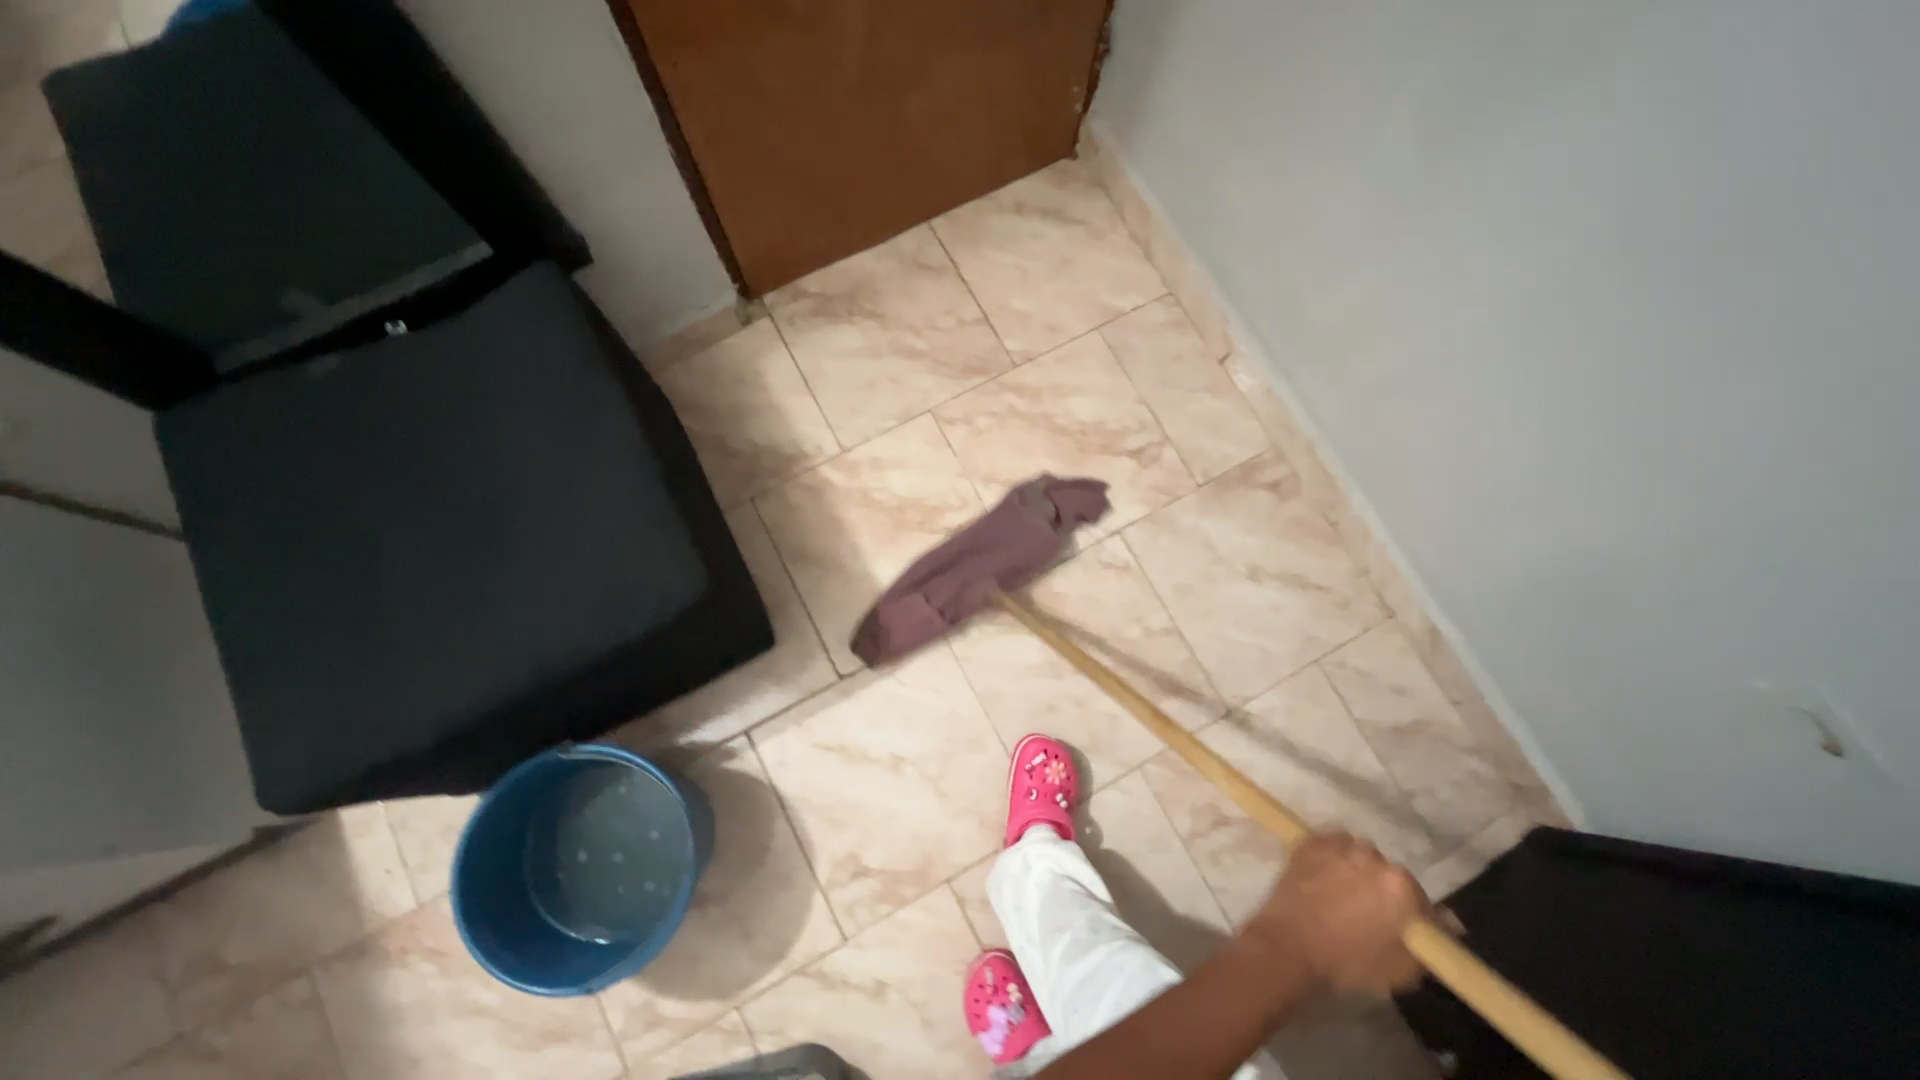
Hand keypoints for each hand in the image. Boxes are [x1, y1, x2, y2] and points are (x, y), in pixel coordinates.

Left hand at [1244, 833, 1426, 994]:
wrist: (1289, 948)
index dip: (1413, 916)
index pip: (1420, 898)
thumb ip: (1429, 944)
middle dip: (1382, 889)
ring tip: (1342, 892)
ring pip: (1358, 855)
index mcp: (1401, 885)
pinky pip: (1330, 845)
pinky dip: (1332, 857)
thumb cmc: (1349, 963)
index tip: (1402, 929)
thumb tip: (1450, 924)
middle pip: (1387, 872)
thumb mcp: (1402, 969)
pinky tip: (1324, 876)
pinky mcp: (1309, 843)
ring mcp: (1338, 846)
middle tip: (1368, 911)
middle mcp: (1373, 857)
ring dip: (1356, 869)